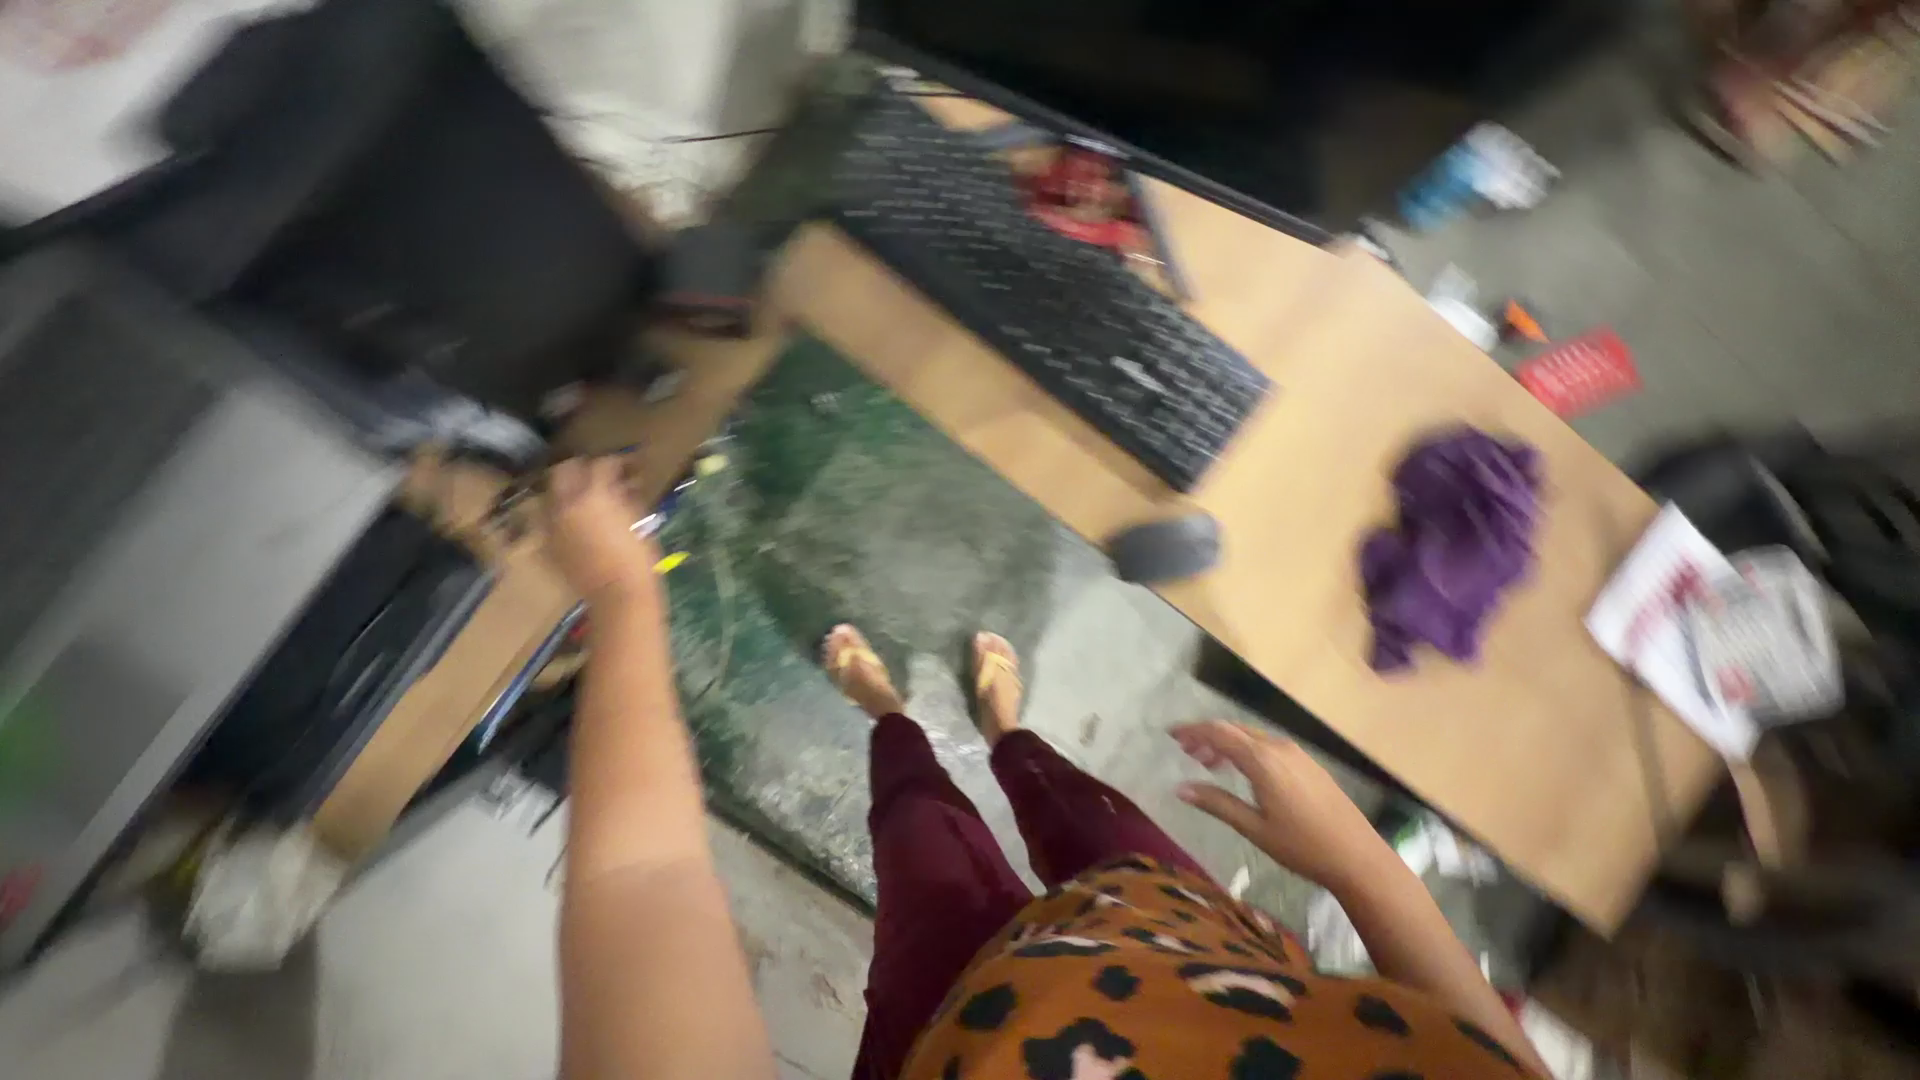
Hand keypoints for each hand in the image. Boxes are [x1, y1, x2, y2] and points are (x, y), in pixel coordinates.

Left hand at [545, 456, 660, 603]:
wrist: (618, 597)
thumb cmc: (638, 559)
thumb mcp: (639, 521)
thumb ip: (627, 496)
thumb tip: (625, 483)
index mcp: (593, 496)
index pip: (601, 464)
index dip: (618, 462)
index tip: (630, 466)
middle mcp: (565, 504)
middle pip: (564, 470)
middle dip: (583, 468)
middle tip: (602, 477)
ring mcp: (551, 524)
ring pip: (552, 494)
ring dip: (569, 491)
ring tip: (588, 501)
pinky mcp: (546, 544)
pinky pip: (550, 520)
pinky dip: (563, 516)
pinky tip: (579, 525)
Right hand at [1171, 720, 1393, 892]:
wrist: (1359, 858)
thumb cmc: (1302, 846)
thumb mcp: (1254, 828)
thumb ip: (1217, 804)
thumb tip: (1180, 788)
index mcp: (1263, 760)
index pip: (1219, 733)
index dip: (1193, 731)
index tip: (1171, 735)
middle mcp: (1279, 748)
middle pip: (1235, 729)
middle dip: (1208, 736)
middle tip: (1187, 753)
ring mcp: (1297, 754)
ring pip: (1252, 737)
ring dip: (1228, 744)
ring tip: (1210, 765)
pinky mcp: (1309, 764)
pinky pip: (1268, 745)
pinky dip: (1247, 750)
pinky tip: (1244, 772)